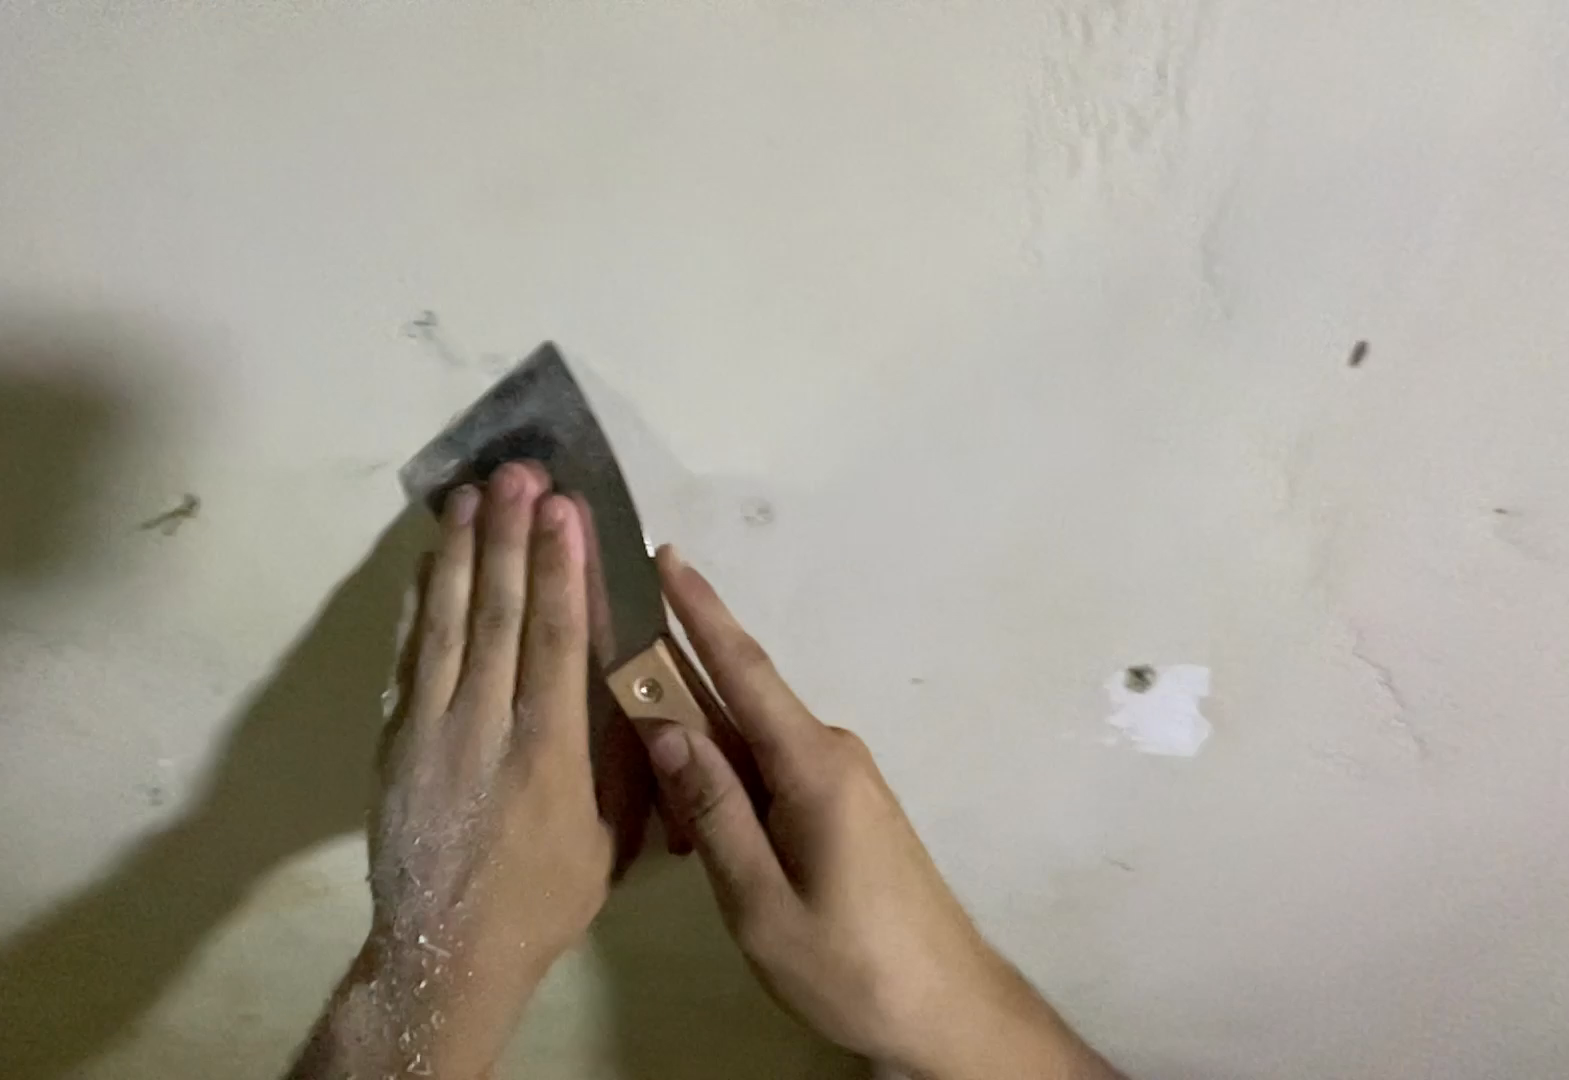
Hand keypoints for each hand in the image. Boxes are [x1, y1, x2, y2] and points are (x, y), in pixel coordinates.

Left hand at [292, 462, 616, 1079]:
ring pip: (447, 622)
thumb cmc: (543, 896)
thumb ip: (623, 759)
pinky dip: (418, 601)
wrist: (443, 951)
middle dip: (509, 537)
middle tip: (517, 475)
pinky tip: (426, 559)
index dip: (558, 569)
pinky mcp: (396, 734)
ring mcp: (431, 725)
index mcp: (548, 751)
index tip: (562, 510)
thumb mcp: (611, 841)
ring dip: (459, 552)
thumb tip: (633, 682)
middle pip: (496, 614)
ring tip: (469, 494)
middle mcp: (485, 724)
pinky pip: (409, 654)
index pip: (551, 641)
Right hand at [638, 548, 1121, 1079]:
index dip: (701, 610)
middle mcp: (828, 749)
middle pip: (738, 701)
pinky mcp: (841, 798)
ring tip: (652, 787)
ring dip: (698, 747)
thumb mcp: (763, 904)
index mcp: (812, 765)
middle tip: (618, 675)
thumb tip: (666, 731)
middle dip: (677, 683)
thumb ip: (714, 811)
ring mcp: (839, 773)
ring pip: (749, 740)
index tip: (668, 556)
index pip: (745, 669)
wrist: (950, 1012)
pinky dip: (726, 776)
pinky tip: (699, 816)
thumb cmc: (854, 966)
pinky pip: (769, 767)